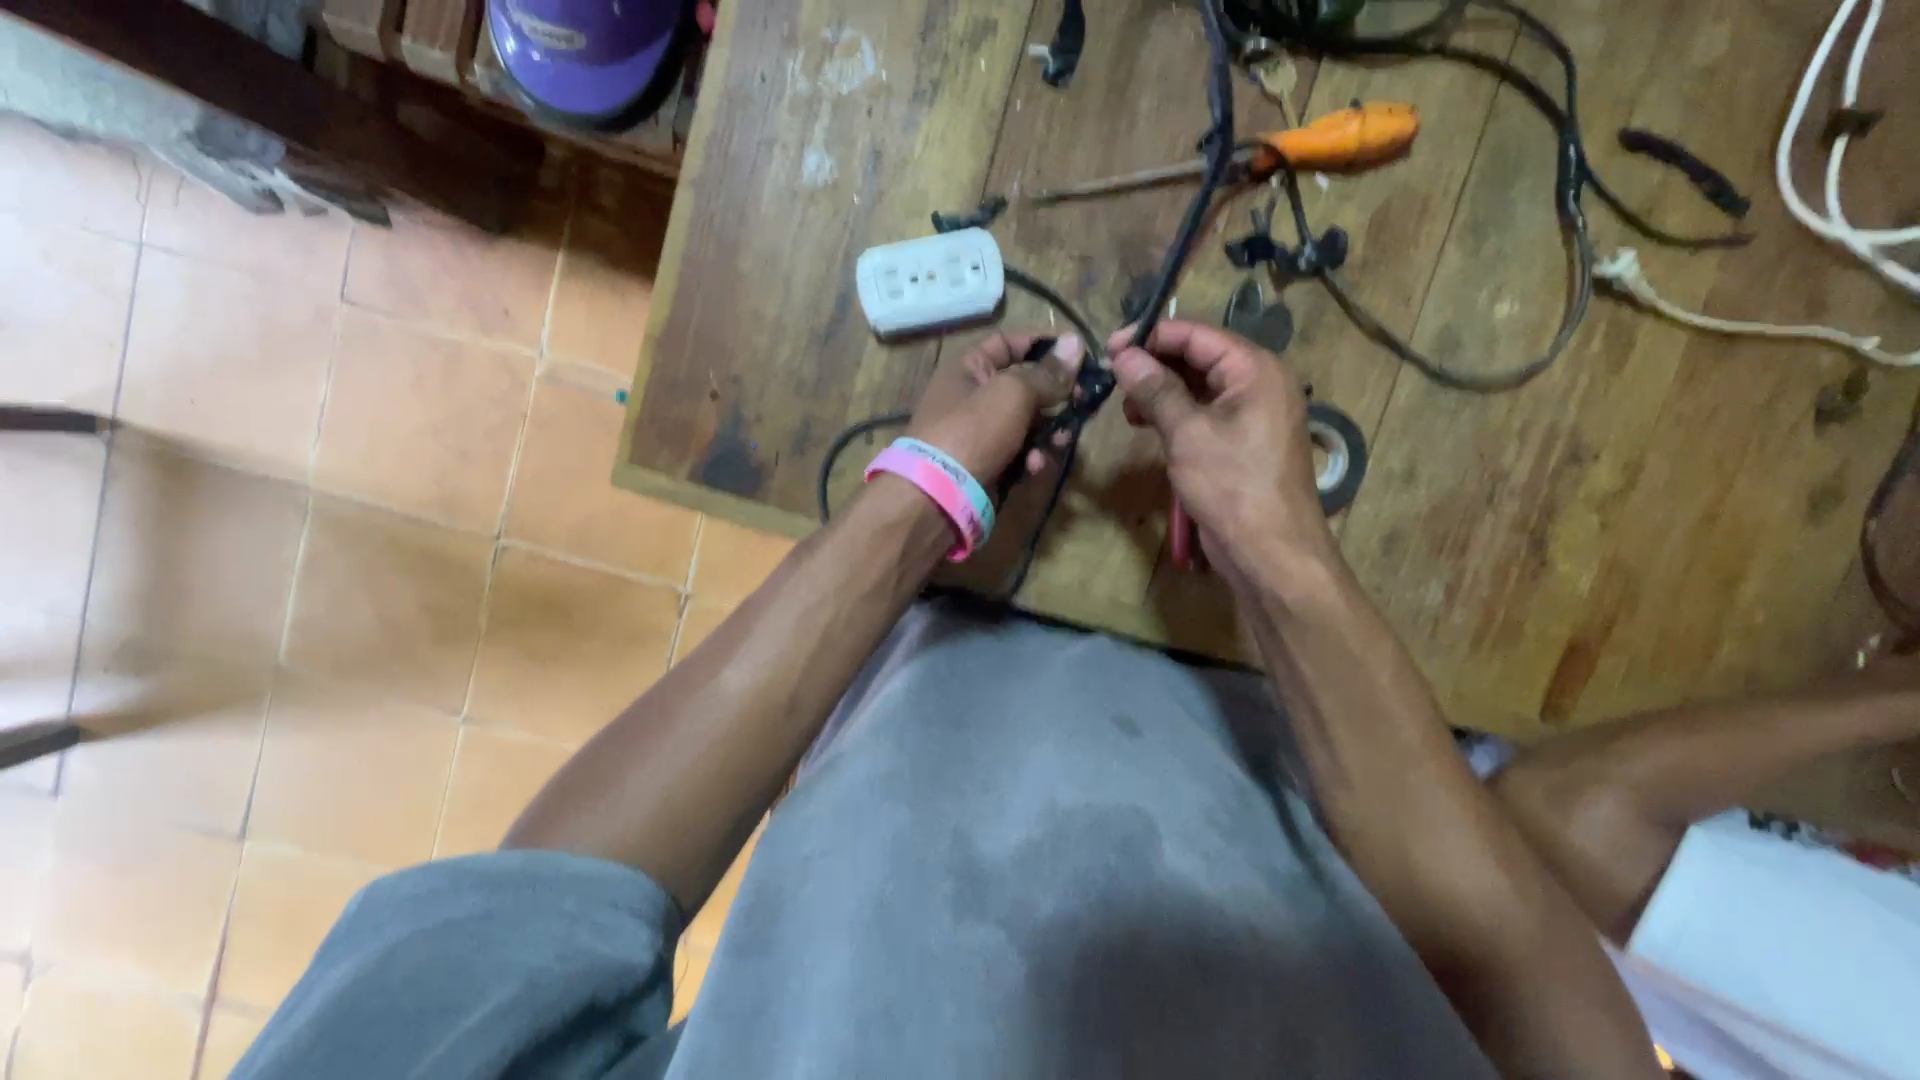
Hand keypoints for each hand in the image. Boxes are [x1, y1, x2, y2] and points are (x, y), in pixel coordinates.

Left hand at [905, 332, 1083, 485]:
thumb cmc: (974, 430)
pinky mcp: (987, 463)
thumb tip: (1075, 343)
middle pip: (1023, 386)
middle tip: (1081, 401)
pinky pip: (1018, 452)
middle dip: (1055, 395)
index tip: (1077, 354)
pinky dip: (1031, 457)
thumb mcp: (1013, 393)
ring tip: (1061, 441)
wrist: (939, 495)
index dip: (1042, 344)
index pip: (1008, 343)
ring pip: (1027, 423)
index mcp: (968, 367)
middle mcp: (971, 396)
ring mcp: (979, 433)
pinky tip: (1034, 467)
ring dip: (1049, 431)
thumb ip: (1047, 372)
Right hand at [1107, 320, 1332, 571]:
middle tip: (1113, 378)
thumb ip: (1156, 390)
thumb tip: (1123, 355)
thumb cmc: (1232, 485)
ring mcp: (1252, 414)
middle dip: (1155, 365)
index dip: (1152, 336)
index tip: (1110, 346)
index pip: (1198, 335)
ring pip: (1199, 387)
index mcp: (1255, 369)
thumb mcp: (1187, 433)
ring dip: (1161, 392)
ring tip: (1127, 408)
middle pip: (1199, 357)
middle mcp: (1258, 384)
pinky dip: (1176, 415)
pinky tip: (1147, 425)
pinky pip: (1205, 413)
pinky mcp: (1242, 442)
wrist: (1271, 551)